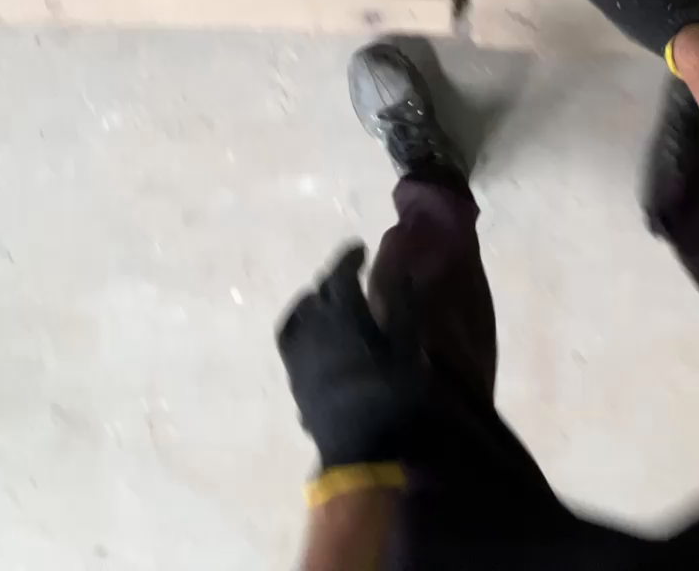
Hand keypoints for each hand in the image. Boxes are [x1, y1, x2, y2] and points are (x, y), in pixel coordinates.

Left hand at [277, 244, 425, 469]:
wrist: (365, 451)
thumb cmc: (394, 394)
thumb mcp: (408, 345)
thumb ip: (403, 304)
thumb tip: (400, 269)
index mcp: (343, 316)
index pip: (339, 274)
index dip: (348, 258)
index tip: (360, 248)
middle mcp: (314, 329)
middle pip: (318, 292)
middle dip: (333, 277)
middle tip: (350, 273)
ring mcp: (299, 356)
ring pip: (298, 315)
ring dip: (313, 300)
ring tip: (326, 299)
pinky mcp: (295, 379)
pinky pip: (290, 340)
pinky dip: (299, 325)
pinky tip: (311, 332)